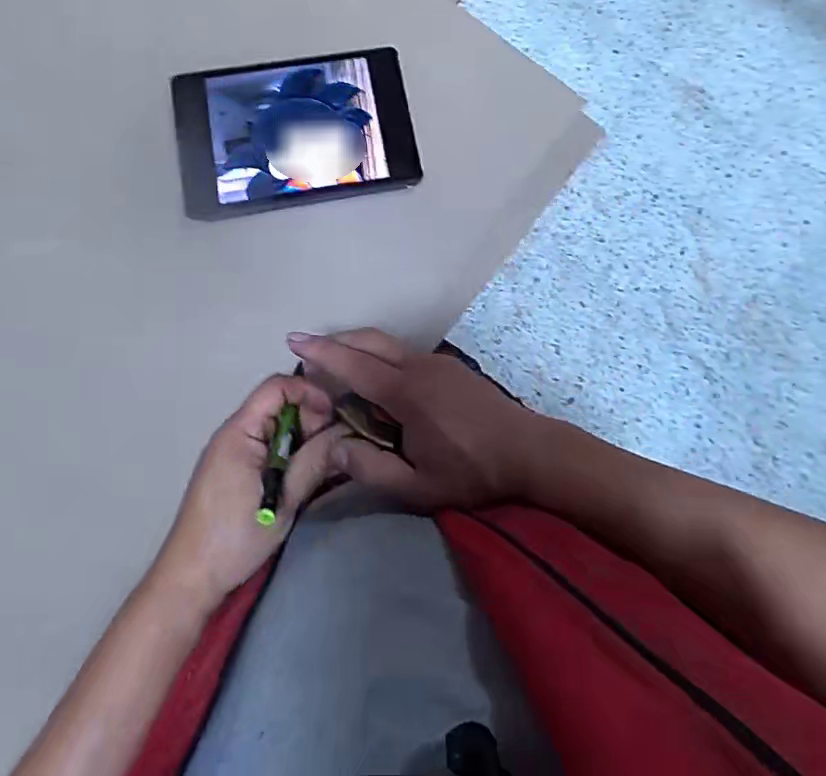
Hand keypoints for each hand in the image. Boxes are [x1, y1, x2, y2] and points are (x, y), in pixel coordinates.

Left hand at [149, 374, 346, 602]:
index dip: (310, 393)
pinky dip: (289, 454)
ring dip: (302, 439)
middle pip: (279, 405)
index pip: (277, 387)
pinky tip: (305, 475)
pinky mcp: (234, 470)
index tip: (335, 418)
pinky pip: (267, 446)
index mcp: (240, 432)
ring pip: (276, 427)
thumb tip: (345, 433)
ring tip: (325, 463)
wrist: (190, 578)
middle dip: (311, 419)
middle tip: (334, 448)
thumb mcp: (282, 501)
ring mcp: (232, 452)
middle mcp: (234, 434)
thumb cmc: (234, 538)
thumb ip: (313, 462)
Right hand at [285, 329, 554, 511]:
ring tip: (338, 365)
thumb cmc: (473, 471)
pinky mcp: (450, 368)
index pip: (353, 365)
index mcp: (406, 392)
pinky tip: (378, 381)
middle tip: (308, 347)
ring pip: (389, 346)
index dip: (321, 352)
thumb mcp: (419, 486)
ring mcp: (438, 364)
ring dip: (359, 348)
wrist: (530, 451)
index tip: (294, 339)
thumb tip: (333, 449)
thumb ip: (372, 470)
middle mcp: (419, 367)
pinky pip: (405, 354)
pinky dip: (380, 357)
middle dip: (337, 340)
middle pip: (370, 341)